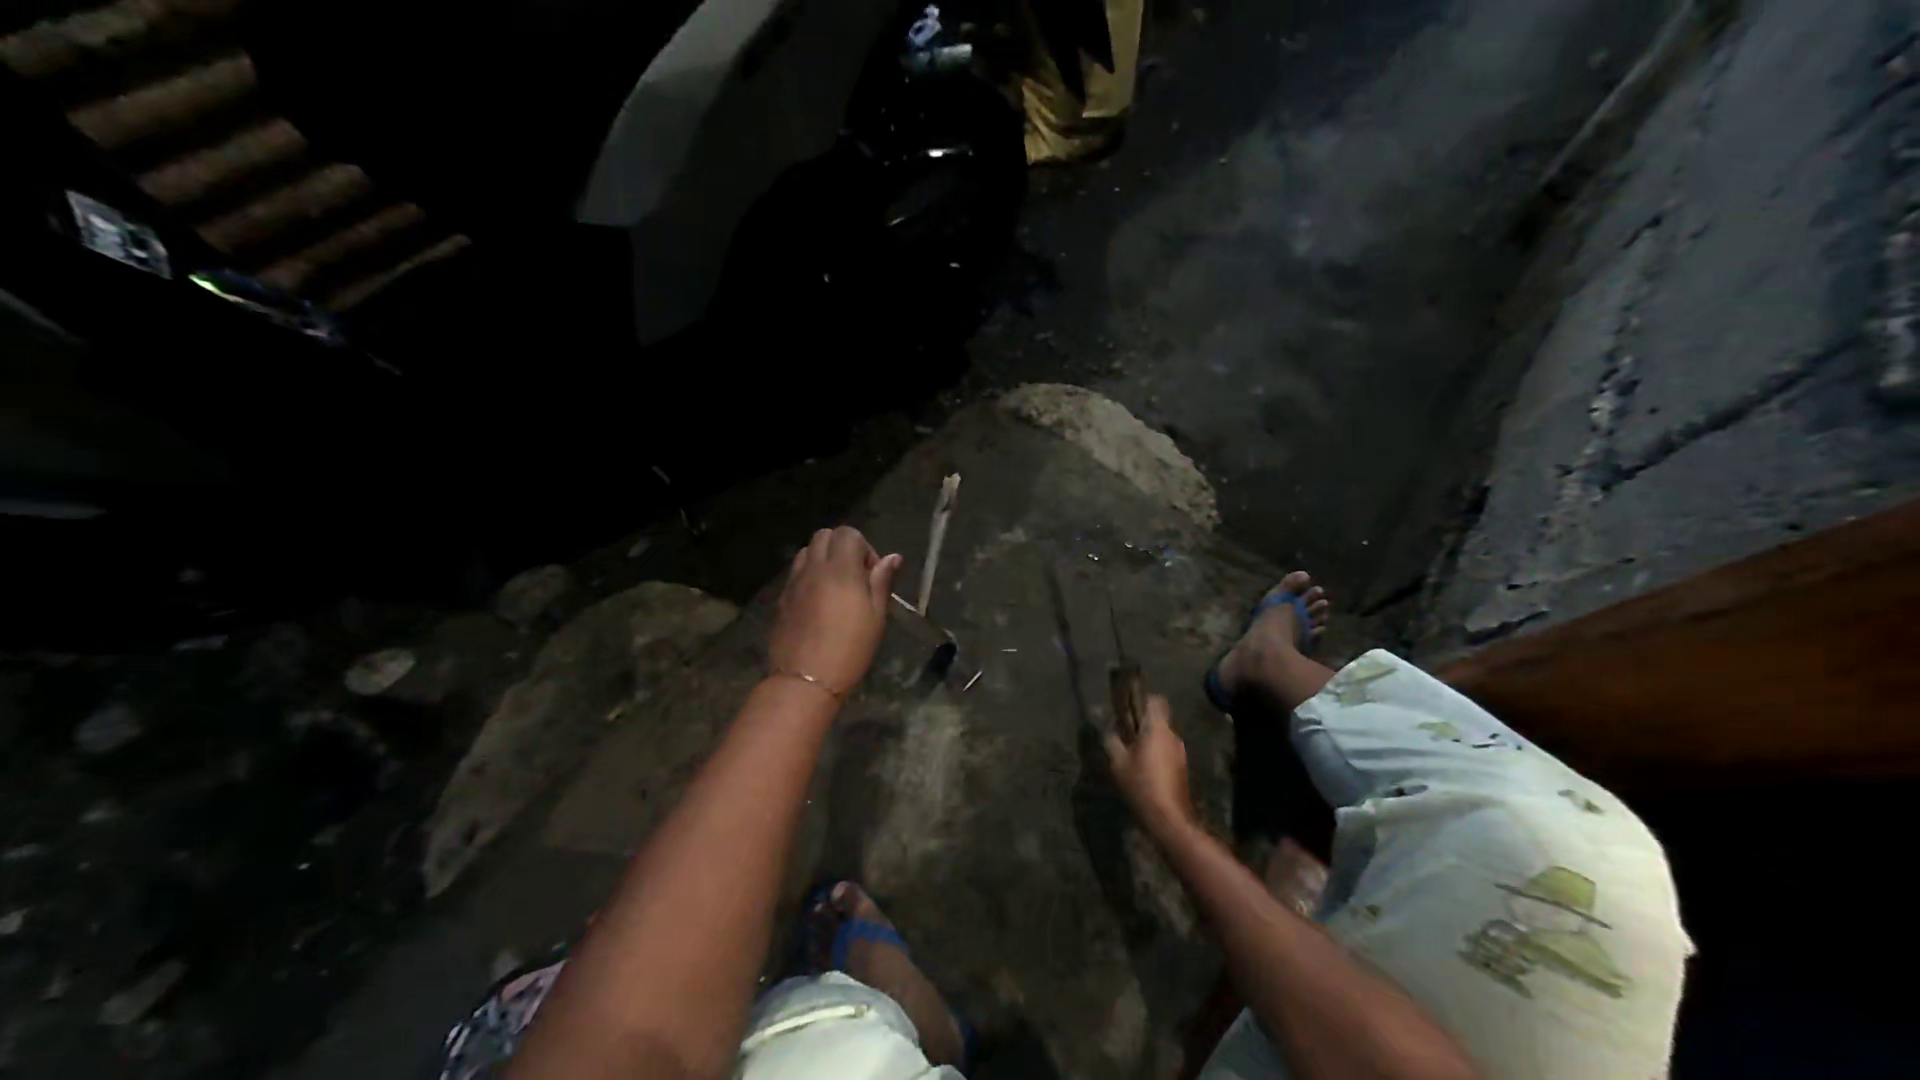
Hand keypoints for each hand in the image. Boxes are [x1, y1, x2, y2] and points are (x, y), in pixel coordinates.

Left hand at [769, 526, 902, 696]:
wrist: (805, 679)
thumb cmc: (850, 649)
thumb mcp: (876, 617)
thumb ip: (881, 581)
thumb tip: (892, 557)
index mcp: (840, 569)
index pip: (848, 533)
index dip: (864, 547)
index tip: (871, 574)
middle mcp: (814, 568)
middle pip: (824, 535)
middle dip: (842, 547)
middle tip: (854, 576)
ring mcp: (794, 582)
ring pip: (807, 551)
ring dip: (823, 559)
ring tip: (835, 587)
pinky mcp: (782, 597)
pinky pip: (796, 572)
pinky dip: (809, 575)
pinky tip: (818, 602)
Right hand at [1105, 695, 1194, 836]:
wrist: (1168, 818)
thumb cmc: (1141, 784)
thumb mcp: (1118, 762)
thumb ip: (1111, 739)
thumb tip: (1104, 723)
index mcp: (1157, 729)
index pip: (1156, 701)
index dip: (1142, 699)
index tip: (1128, 705)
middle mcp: (1172, 736)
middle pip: (1157, 720)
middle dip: (1141, 724)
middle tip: (1122, 733)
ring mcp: (1180, 752)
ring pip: (1162, 736)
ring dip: (1148, 740)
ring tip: (1131, 753)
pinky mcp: (1182, 766)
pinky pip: (1166, 750)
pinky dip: (1155, 753)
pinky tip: (1143, 768)